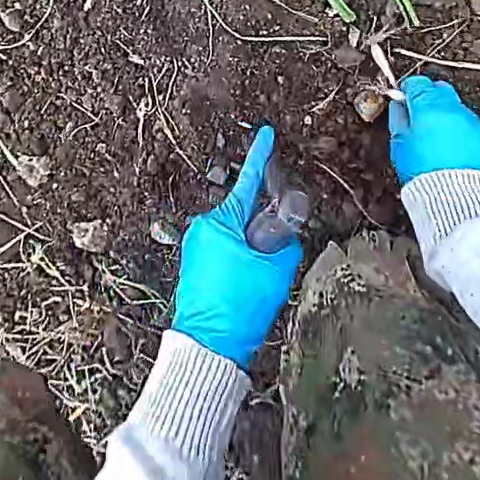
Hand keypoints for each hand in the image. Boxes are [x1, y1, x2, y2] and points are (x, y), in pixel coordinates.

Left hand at [172, 125, 302, 365]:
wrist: (208, 347)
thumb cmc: (240, 306)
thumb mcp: (276, 269)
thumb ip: (285, 242)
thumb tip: (286, 234)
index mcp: (221, 221)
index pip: (248, 180)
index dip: (261, 156)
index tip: (265, 133)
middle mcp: (203, 226)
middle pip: (243, 212)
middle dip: (260, 226)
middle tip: (272, 252)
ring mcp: (195, 245)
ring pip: (234, 234)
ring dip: (249, 246)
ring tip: (256, 280)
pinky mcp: (193, 263)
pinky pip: (222, 250)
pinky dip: (237, 258)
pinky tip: (244, 284)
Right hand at [387, 75, 479, 183]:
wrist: (458, 204)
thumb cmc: (426, 176)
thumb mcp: (400, 146)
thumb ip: (399, 119)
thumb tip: (399, 106)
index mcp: (429, 107)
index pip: (418, 83)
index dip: (410, 92)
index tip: (407, 102)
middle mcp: (456, 110)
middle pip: (442, 92)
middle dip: (432, 103)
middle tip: (424, 124)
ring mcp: (477, 125)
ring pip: (461, 113)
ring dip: (453, 123)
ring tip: (444, 149)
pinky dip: (472, 140)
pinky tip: (463, 157)